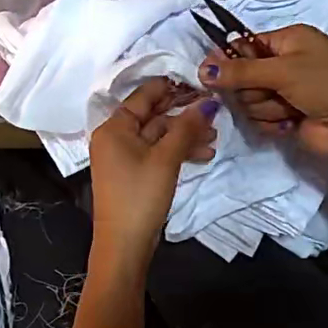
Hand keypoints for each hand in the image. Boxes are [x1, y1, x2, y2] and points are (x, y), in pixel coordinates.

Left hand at [87, 78, 216, 261]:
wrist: (124, 244)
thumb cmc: (140, 195)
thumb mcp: (166, 158)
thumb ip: (186, 127)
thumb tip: (207, 101)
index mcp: (113, 128)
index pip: (143, 96)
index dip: (171, 87)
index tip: (200, 83)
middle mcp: (114, 138)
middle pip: (153, 116)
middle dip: (184, 116)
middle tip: (214, 115)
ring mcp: (123, 157)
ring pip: (158, 137)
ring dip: (185, 137)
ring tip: (214, 140)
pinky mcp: (133, 174)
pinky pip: (157, 154)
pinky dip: (177, 153)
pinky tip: (203, 156)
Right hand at [197, 25, 327, 163]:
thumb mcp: (284, 70)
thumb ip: (240, 71)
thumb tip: (202, 70)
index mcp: (288, 40)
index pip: (244, 45)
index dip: (227, 60)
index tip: (210, 72)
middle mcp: (284, 64)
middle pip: (241, 76)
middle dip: (252, 89)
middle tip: (271, 92)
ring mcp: (284, 92)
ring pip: (249, 101)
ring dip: (265, 107)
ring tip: (290, 109)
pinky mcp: (284, 117)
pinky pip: (259, 119)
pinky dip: (273, 122)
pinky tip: (292, 122)